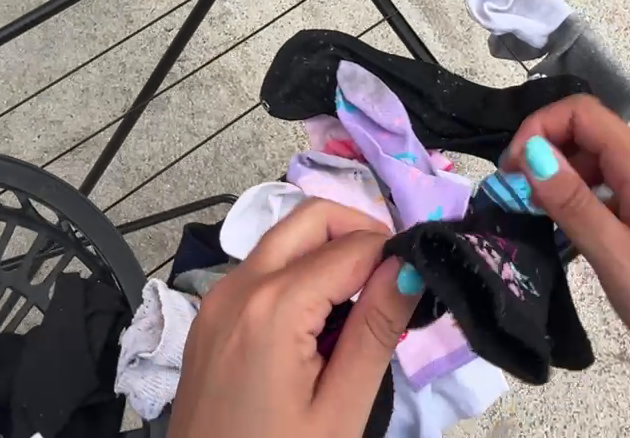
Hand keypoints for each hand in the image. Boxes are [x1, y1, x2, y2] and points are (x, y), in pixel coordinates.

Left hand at [169, 198, 419, 437]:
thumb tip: (409, 263)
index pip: (351, 246)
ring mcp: (217, 299)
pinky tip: (322, 316)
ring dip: (329, 247)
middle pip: (310, 217)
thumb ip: (375, 329)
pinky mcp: (209, 317)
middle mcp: (238, 285)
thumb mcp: (340, 412)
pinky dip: (299, 268)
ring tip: (364, 298)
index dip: (393, 253)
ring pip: (284, 236)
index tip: (420, 279)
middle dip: (359, 230)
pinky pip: (262, 267)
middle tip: (395, 275)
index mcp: (272, 306)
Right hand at [502, 94, 629, 397]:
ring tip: (537, 218)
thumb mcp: (620, 259)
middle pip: (588, 133)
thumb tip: (530, 153)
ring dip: (561, 179)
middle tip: (515, 198)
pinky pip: (612, 193)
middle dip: (544, 153)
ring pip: (598, 164)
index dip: (540, 128)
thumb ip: (573, 203)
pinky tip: (571, 235)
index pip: (581, 112)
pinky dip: (582, 202)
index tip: (512, 171)